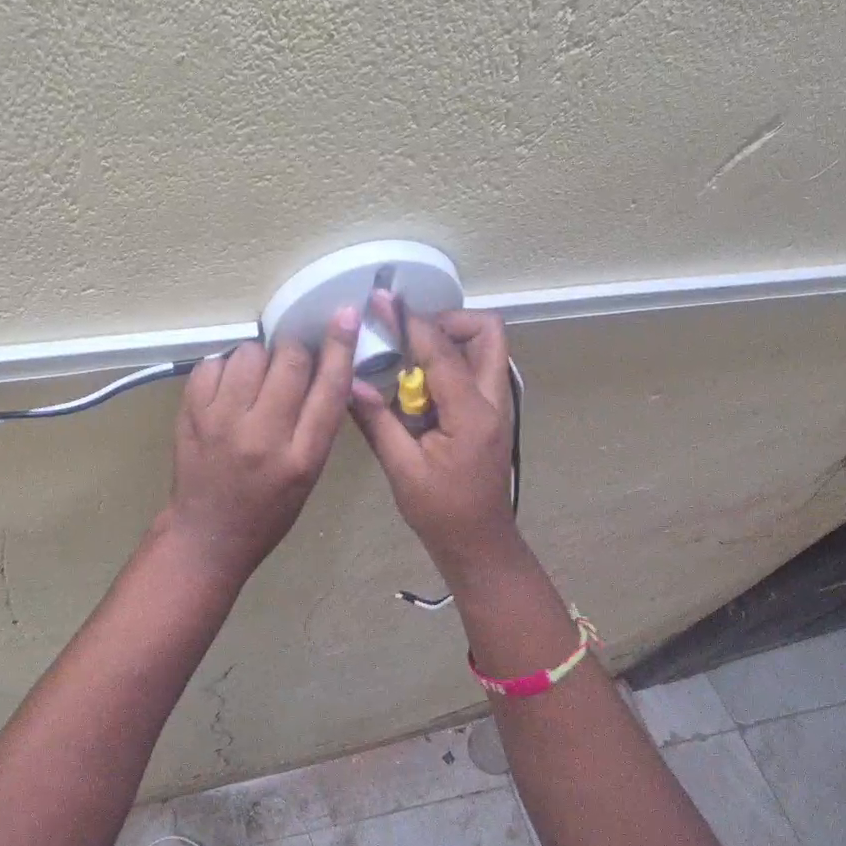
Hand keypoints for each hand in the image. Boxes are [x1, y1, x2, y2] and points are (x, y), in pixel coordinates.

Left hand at [162, 305, 359, 584]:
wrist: (207, 535)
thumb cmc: (267, 509)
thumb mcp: (308, 473)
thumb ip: (317, 422)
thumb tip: (326, 364)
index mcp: (302, 457)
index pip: (329, 387)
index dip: (340, 345)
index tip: (343, 314)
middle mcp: (263, 435)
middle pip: (290, 360)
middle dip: (294, 353)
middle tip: (288, 366)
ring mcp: (221, 422)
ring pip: (250, 353)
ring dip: (258, 358)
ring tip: (254, 381)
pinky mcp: (190, 413)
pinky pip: (213, 363)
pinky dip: (224, 368)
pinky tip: (227, 389)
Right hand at [349, 306, 518, 578]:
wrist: (479, 543)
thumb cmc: (440, 510)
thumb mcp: (401, 468)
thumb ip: (376, 420)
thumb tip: (348, 381)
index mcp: (471, 413)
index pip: (440, 350)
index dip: (409, 321)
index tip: (382, 302)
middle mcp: (493, 400)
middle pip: (486, 331)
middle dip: (446, 321)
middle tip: (409, 336)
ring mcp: (497, 404)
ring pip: (486, 346)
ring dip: (449, 339)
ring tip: (410, 359)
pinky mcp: (491, 411)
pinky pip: (476, 367)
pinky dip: (449, 361)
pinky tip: (418, 385)